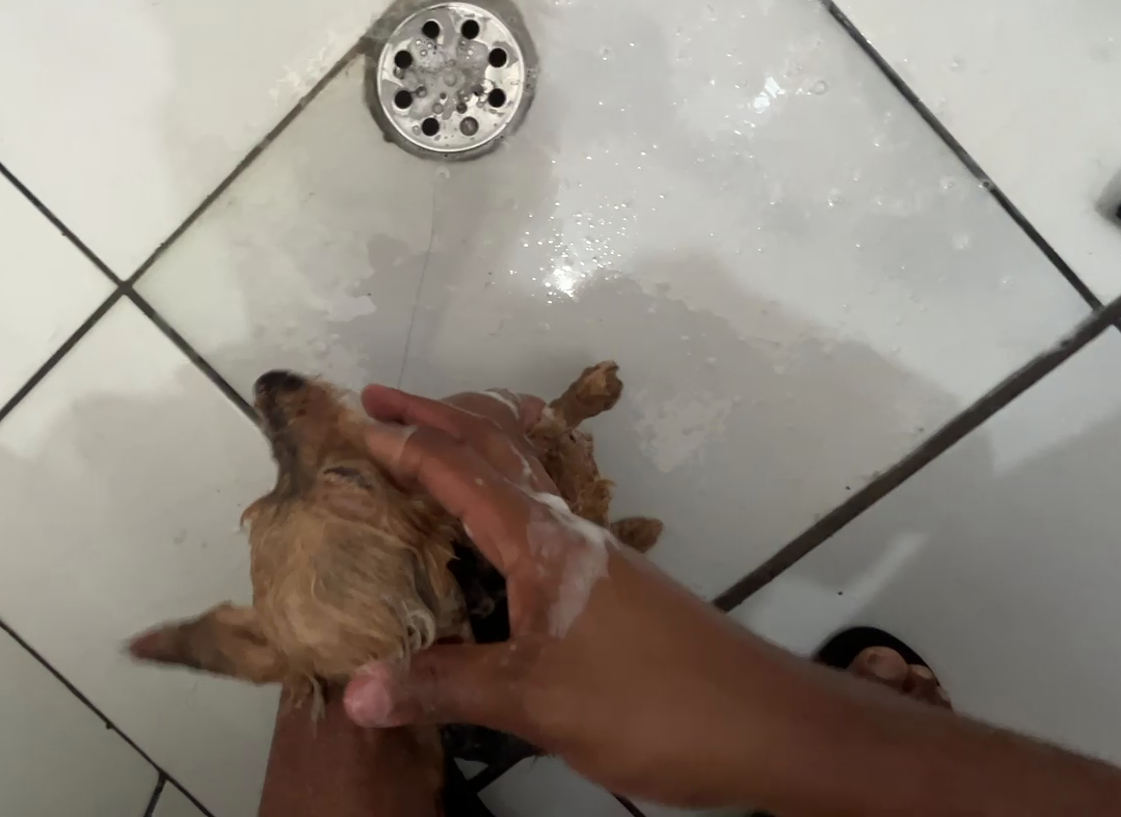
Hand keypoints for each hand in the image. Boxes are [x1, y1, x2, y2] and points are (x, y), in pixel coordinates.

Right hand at [345, 384, 827, 807]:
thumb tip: (355, 692)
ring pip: (518, 462)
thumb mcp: (537, 699)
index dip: (405, 447)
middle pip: (490, 442)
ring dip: (467, 435)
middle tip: (379, 398)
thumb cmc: (652, 702)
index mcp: (537, 537)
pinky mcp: (598, 570)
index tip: (358, 428)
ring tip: (426, 428)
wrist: (764, 723)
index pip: (459, 472)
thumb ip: (446, 688)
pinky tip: (487, 511)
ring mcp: (582, 543)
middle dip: (432, 414)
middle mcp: (558, 524)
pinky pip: (533, 497)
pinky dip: (496, 475)